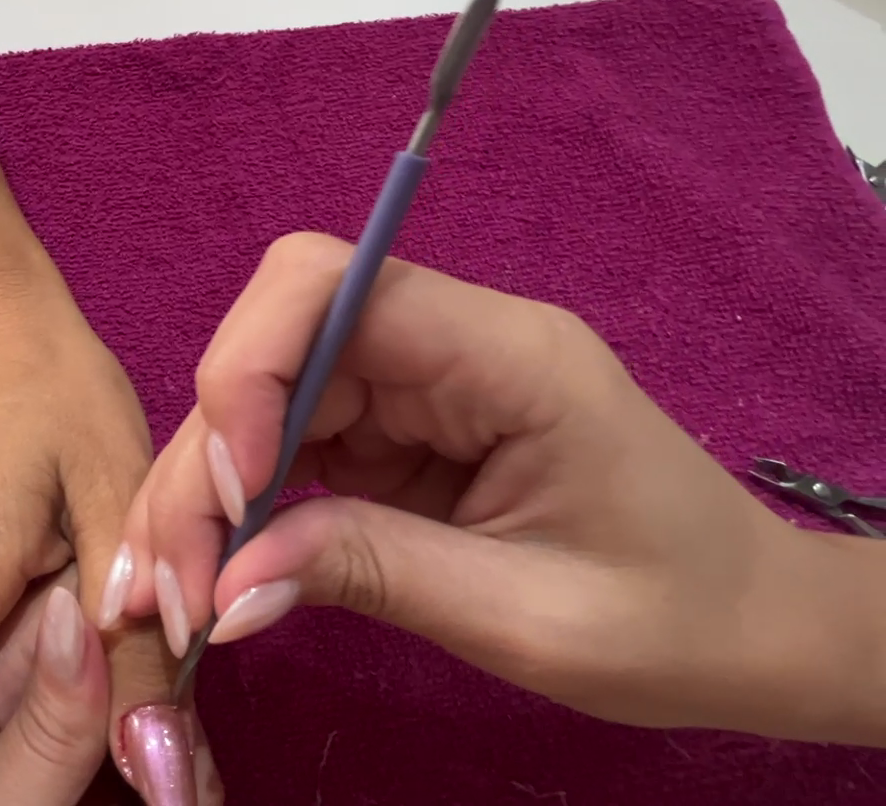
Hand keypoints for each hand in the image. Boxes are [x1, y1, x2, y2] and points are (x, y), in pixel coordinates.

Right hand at [109, 232, 885, 745]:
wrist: (749, 631)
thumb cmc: (682, 621)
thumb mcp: (536, 618)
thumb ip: (372, 573)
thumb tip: (226, 587)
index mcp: (497, 350)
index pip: (326, 285)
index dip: (253, 364)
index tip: (239, 484)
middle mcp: (425, 345)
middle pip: (260, 351)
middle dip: (202, 460)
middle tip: (174, 577)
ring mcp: (386, 384)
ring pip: (242, 404)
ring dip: (192, 491)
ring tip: (168, 592)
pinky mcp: (360, 427)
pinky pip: (259, 447)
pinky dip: (218, 508)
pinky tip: (199, 569)